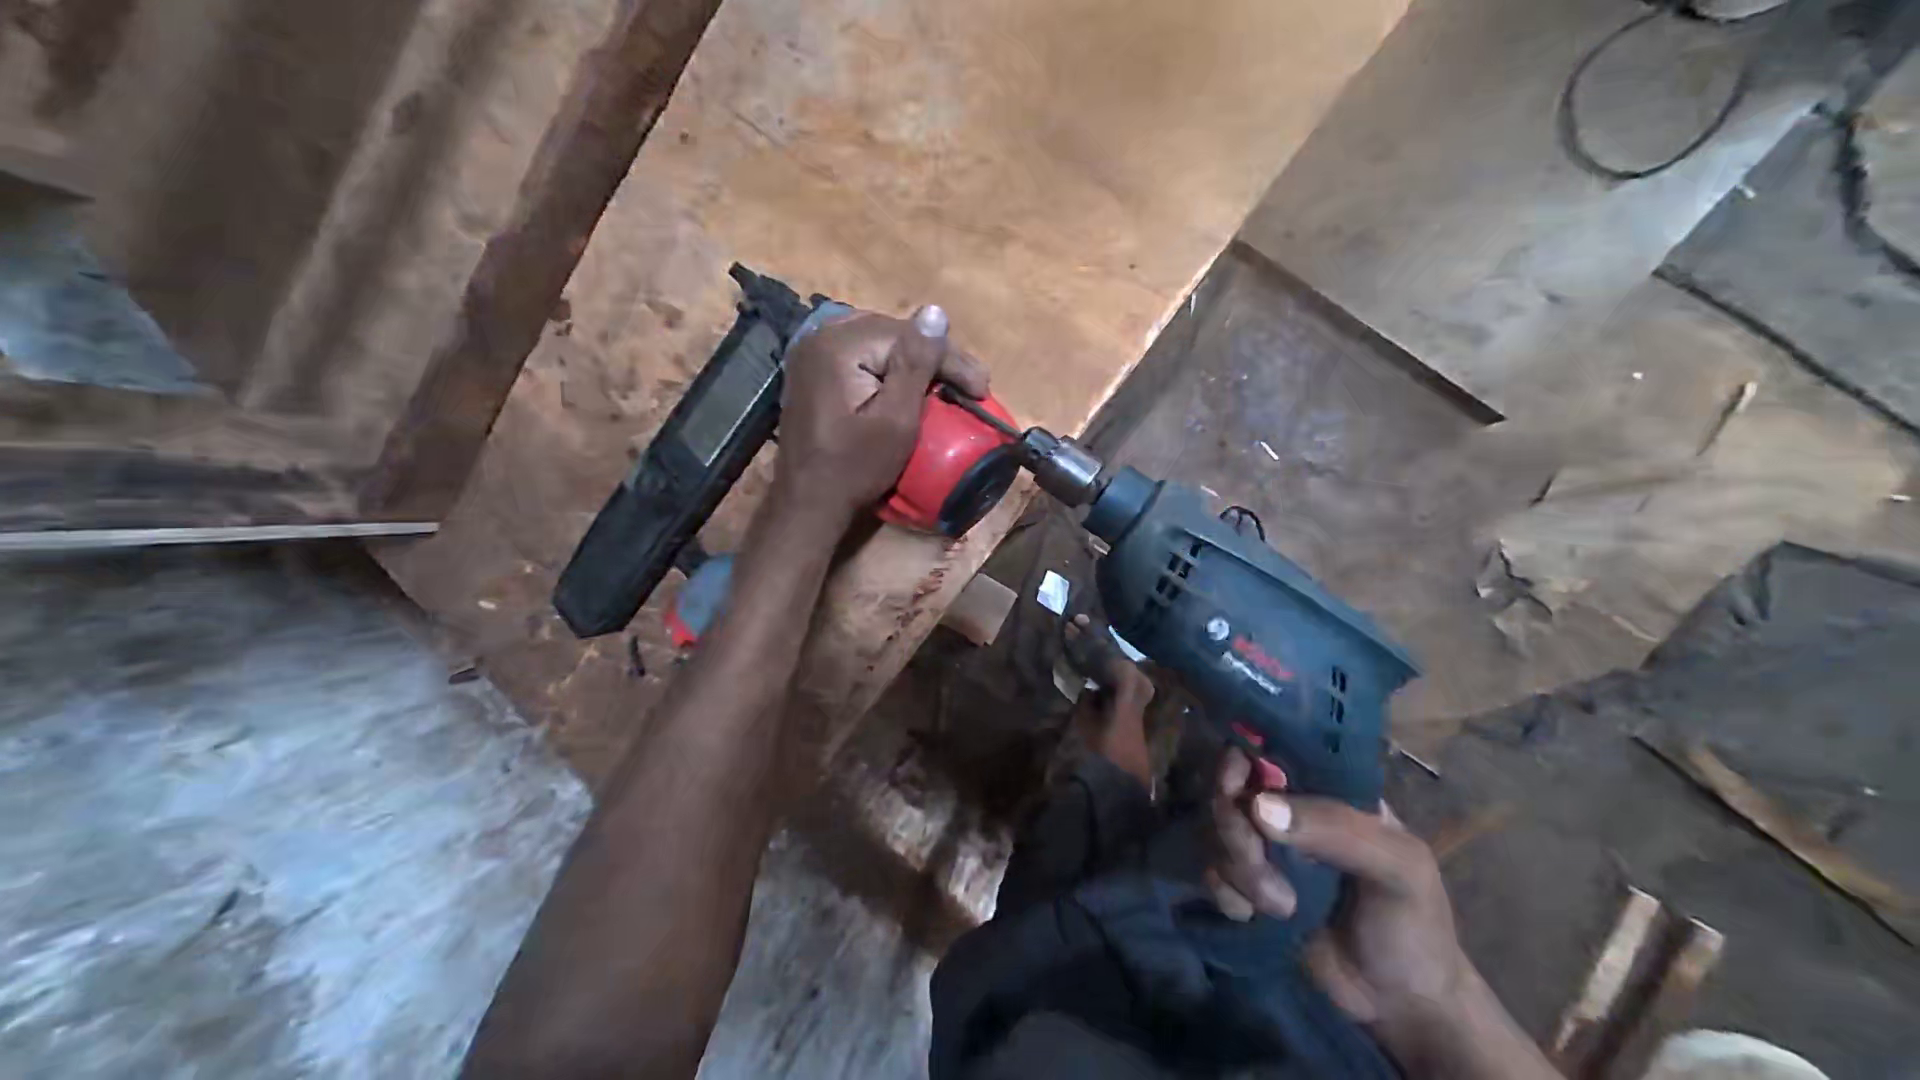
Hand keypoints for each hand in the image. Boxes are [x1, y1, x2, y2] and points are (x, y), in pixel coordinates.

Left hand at [775, 305, 989, 520]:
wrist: (808, 503)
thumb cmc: (855, 468)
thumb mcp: (895, 419)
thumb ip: (916, 364)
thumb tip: (935, 311)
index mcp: (839, 345)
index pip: (907, 335)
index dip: (950, 358)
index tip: (982, 387)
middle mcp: (820, 337)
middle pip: (892, 334)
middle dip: (934, 358)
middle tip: (971, 384)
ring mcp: (811, 353)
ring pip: (878, 342)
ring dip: (914, 360)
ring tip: (947, 382)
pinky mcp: (812, 372)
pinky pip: (860, 356)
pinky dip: (888, 367)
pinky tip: (908, 382)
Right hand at [1207, 750, 1465, 1027]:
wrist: (1401, 1004)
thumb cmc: (1413, 924)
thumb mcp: (1399, 868)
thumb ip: (1337, 828)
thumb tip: (1258, 807)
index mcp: (1326, 789)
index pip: (1269, 750)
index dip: (1241, 761)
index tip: (1236, 787)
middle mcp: (1288, 809)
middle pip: (1230, 790)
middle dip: (1236, 829)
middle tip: (1262, 862)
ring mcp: (1265, 848)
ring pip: (1216, 831)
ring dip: (1240, 870)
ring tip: (1281, 905)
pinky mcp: (1246, 885)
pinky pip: (1211, 870)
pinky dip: (1227, 893)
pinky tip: (1255, 916)